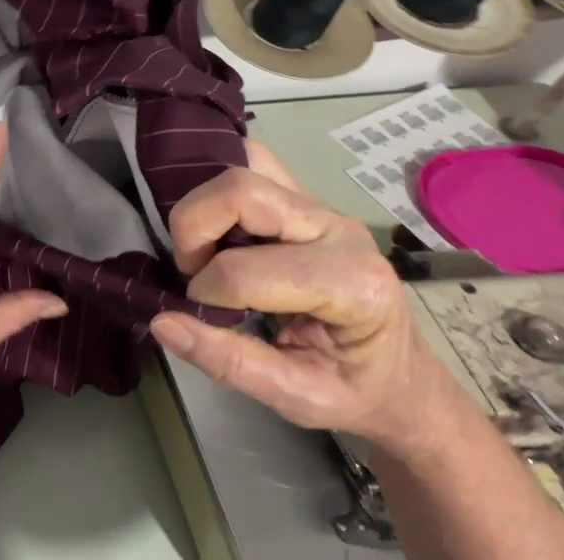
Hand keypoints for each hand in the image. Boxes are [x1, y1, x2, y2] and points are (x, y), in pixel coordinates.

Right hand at [148, 141, 449, 451]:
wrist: (403, 380)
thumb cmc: (357, 392)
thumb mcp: (299, 400)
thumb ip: (229, 361)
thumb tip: (161, 323)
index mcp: (352, 286)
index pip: (244, 270)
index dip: (206, 295)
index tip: (207, 320)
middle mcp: (340, 232)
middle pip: (240, 191)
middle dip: (194, 230)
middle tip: (194, 272)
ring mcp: (324, 208)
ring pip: (244, 166)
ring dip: (205, 206)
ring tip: (206, 249)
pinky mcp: (306, 198)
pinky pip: (254, 164)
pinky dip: (220, 187)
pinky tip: (218, 229)